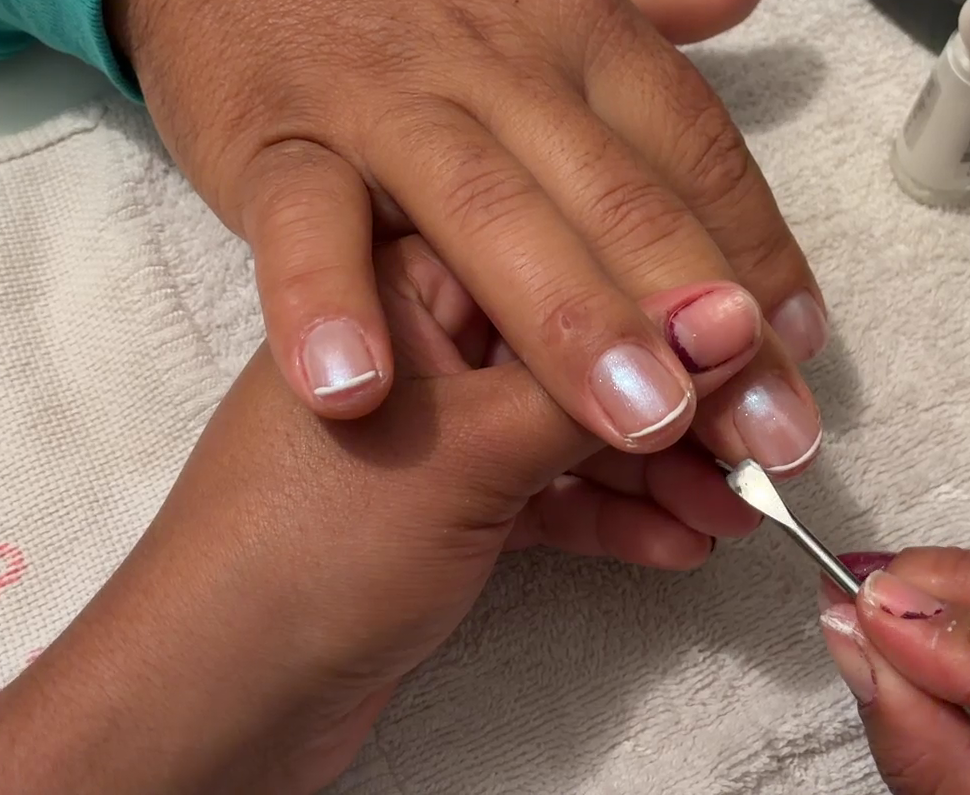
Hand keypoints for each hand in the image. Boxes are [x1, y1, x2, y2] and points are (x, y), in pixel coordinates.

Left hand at [0, 238, 762, 794]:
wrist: (210, 712)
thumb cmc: (320, 545)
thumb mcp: (471, 450)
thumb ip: (602, 385)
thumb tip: (732, 321)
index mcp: (416, 275)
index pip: (570, 255)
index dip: (668, 306)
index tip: (757, 358)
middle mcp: (434, 333)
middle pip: (585, 344)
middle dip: (678, 402)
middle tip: (759, 450)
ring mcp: (446, 415)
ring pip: (576, 422)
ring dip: (658, 471)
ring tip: (734, 512)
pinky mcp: (454, 490)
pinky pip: (551, 486)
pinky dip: (610, 514)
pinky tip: (680, 543)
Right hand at [107, 0, 827, 475]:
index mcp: (577, 23)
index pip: (694, 145)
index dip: (758, 246)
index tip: (800, 341)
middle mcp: (499, 65)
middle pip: (619, 198)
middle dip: (698, 319)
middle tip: (764, 430)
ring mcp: (384, 104)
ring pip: (492, 217)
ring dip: (569, 323)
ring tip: (641, 427)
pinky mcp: (275, 141)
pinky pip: (308, 226)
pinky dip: (327, 302)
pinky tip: (361, 394)